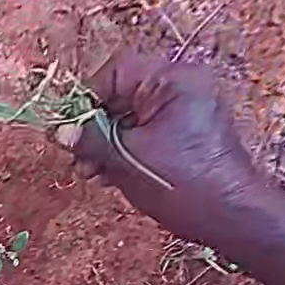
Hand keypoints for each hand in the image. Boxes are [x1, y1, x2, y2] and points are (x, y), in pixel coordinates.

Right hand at [71, 55, 272, 247]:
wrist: (225, 214)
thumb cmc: (179, 181)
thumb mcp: (125, 157)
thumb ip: (89, 140)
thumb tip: (58, 132)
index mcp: (172, 81)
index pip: (116, 71)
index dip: (86, 97)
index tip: (67, 128)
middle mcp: (180, 89)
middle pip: (120, 95)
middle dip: (92, 127)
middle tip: (78, 158)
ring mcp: (182, 113)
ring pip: (127, 118)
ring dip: (102, 144)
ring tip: (92, 172)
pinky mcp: (181, 137)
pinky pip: (141, 134)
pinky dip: (120, 152)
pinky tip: (108, 175)